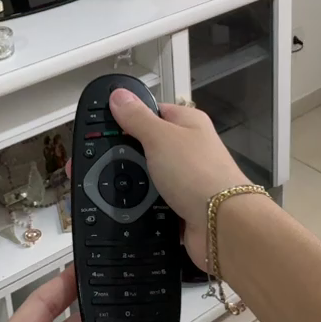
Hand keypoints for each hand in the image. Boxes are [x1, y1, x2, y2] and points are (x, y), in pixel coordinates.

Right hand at [108, 88, 248, 267]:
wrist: (223, 227)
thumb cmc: (195, 172)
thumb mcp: (160, 137)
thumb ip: (137, 117)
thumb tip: (118, 94)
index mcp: (187, 123)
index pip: (151, 112)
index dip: (126, 118)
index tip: (99, 128)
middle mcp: (188, 149)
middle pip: (146, 147)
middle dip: (125, 156)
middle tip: (97, 163)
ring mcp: (185, 180)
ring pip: (147, 178)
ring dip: (132, 185)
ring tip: (105, 189)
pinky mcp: (181, 207)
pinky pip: (152, 203)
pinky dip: (140, 207)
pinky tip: (123, 210)